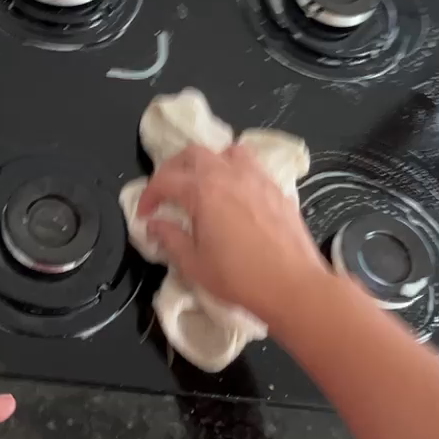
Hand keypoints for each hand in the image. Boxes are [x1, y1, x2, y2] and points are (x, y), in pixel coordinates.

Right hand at [136, 143, 330, 320]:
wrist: (293, 286)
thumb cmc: (238, 277)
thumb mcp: (193, 263)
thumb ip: (170, 238)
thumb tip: (154, 224)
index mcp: (203, 190)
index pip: (165, 181)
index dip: (148, 196)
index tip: (145, 214)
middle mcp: (228, 175)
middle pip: (193, 154)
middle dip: (173, 169)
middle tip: (167, 192)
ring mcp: (256, 179)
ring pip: (227, 152)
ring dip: (209, 162)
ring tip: (204, 184)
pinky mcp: (277, 190)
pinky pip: (252, 167)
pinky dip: (236, 172)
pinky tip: (235, 195)